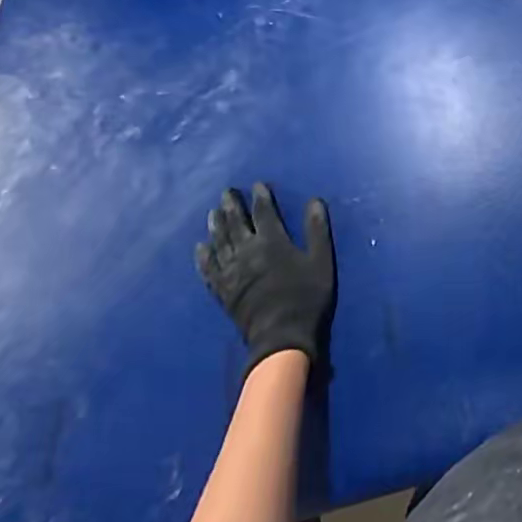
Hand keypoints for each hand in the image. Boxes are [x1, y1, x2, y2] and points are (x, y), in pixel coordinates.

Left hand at [196, 183, 335, 373]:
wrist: (281, 337)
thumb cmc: (306, 298)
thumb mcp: (321, 262)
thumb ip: (317, 230)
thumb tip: (315, 201)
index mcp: (272, 241)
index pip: (263, 211)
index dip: (260, 196)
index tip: (256, 185)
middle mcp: (247, 250)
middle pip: (235, 221)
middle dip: (231, 204)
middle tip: (226, 192)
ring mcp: (231, 270)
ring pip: (219, 240)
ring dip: (215, 224)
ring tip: (212, 212)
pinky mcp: (222, 289)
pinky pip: (209, 268)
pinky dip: (203, 256)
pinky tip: (200, 248)